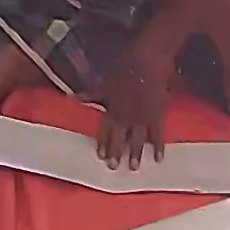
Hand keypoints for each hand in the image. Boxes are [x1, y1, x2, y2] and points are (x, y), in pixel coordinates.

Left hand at [94, 42, 173, 169]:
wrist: (147, 61)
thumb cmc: (124, 68)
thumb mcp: (104, 83)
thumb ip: (90, 95)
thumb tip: (70, 99)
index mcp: (112, 110)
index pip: (106, 130)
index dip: (103, 143)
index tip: (100, 156)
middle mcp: (125, 118)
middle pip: (120, 139)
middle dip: (116, 153)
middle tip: (113, 168)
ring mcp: (142, 119)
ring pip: (137, 140)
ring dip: (135, 154)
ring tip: (133, 168)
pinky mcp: (157, 117)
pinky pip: (158, 136)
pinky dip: (158, 147)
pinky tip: (158, 159)